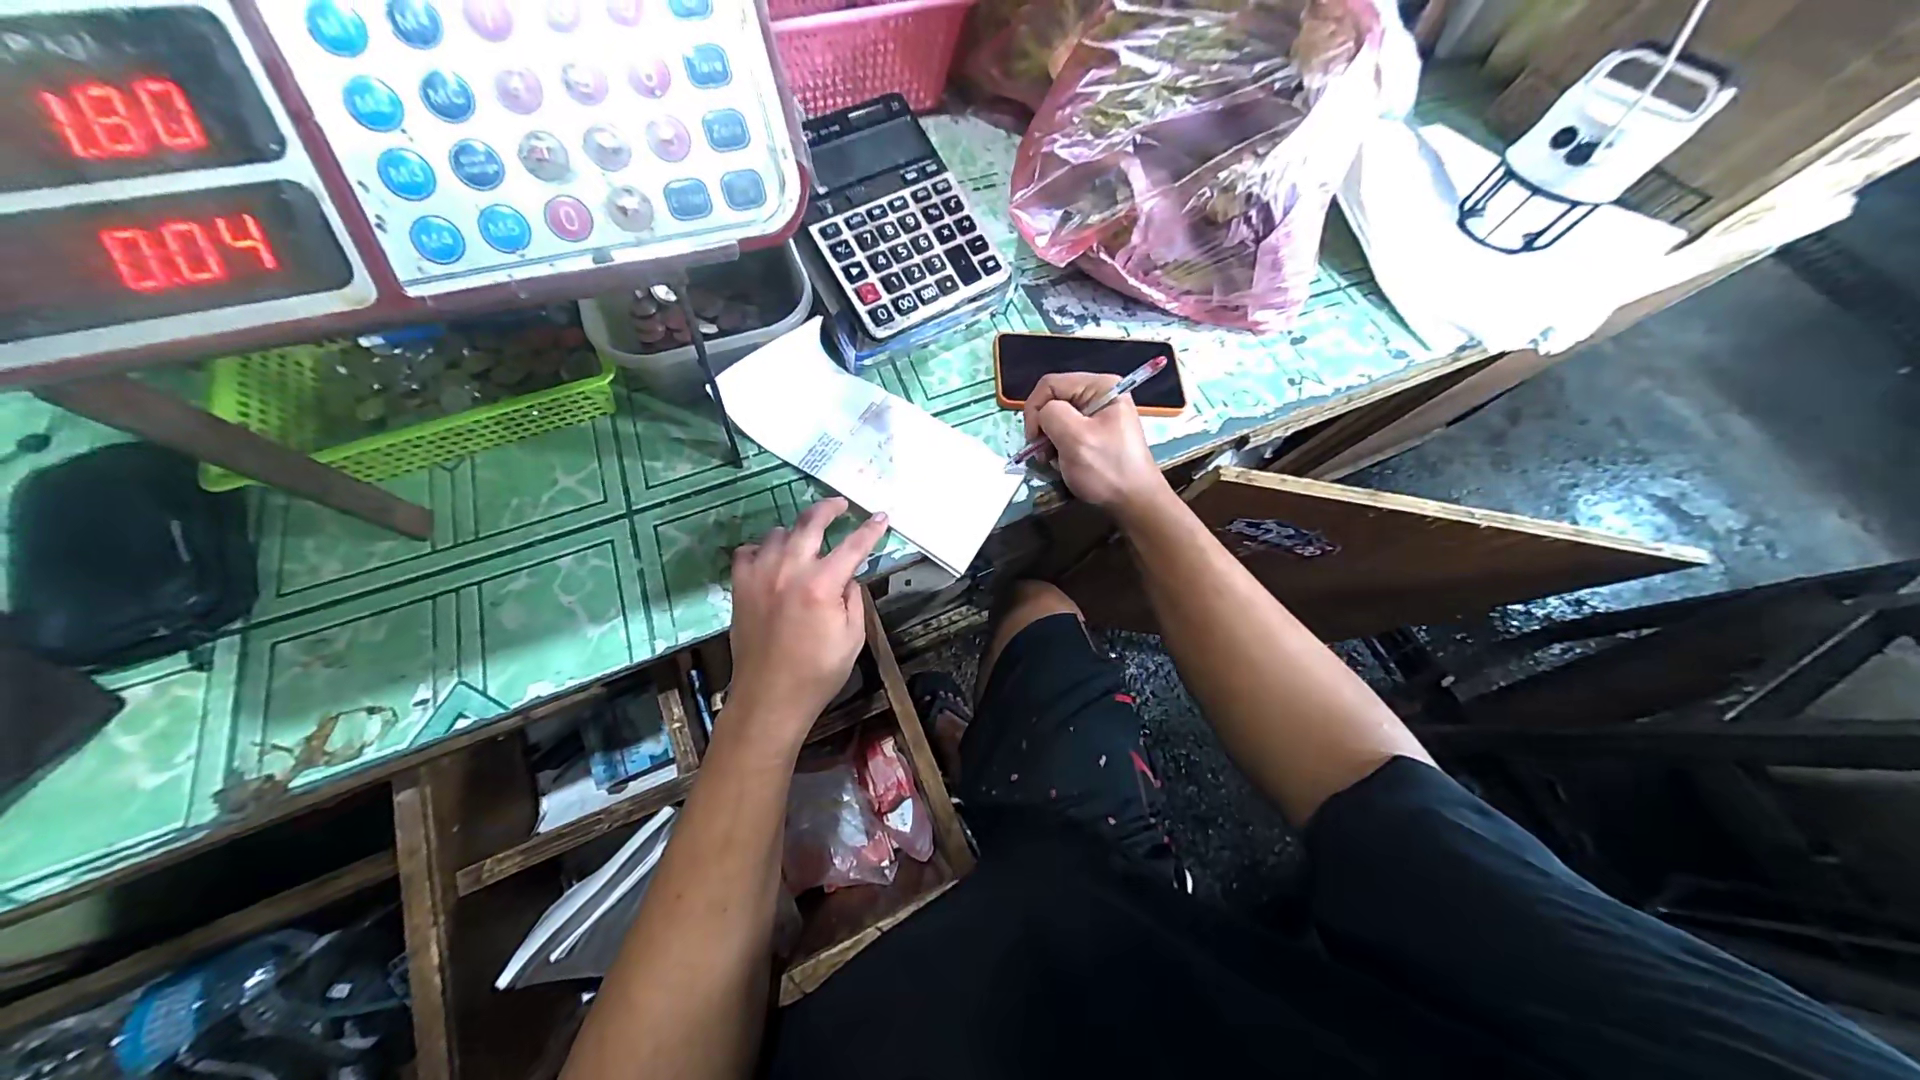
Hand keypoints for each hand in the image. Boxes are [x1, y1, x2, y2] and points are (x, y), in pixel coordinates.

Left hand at [726, 498, 887, 745]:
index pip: (853, 546)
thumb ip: (853, 599)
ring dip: (797, 531)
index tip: (881, 517)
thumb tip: (848, 577)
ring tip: (808, 538)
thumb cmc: (818, 672)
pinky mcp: (740, 587)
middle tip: (841, 505)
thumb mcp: (852, 638)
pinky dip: (762, 549)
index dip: (870, 529)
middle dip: (830, 509)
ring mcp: (760, 576)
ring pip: (778, 534)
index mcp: (822, 585)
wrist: (770, 698)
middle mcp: (789, 571)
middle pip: (810, 523)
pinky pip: (748, 552)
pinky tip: (771, 557)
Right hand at [1023, 372, 1174, 521]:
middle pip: (1053, 400)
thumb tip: (1042, 416)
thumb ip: (1051, 415)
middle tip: (1043, 453)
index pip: (1050, 384)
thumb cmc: (1107, 469)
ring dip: (1049, 439)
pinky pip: (1067, 431)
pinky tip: (1063, 462)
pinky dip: (1059, 446)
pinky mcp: (1096, 432)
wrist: (1134, 501)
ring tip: (1053, 460)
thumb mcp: (1075, 438)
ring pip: (1057, 417)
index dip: (1035, 409)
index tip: (1033, 439)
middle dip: (1043, 426)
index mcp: (1100, 386)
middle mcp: (1100, 394)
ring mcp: (1098, 414)